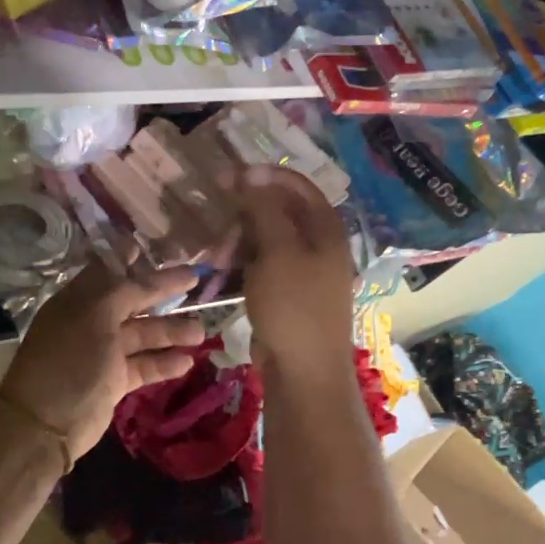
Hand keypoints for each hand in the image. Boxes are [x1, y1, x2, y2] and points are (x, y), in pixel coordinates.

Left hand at [0, 261, 204, 459]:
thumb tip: (140, 265)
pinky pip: (143, 366)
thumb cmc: (70, 361)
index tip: (157, 248)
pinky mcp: (113, 382)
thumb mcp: (95, 316)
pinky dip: (164, 362)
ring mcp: (102, 354)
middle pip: (131, 301)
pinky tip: (188, 361)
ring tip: (201, 331)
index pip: (108, 272)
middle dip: (161, 292)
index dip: (131, 260)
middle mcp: (90, 322)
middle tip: (195, 279)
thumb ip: (122, 290)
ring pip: (141, 335)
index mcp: (78, 301)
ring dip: (170, 331)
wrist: (48, 423)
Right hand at [238, 165, 355, 372]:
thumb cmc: (293, 306)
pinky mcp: (289, 293)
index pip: (295, 184)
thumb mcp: (277, 251)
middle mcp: (320, 244)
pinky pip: (264, 265)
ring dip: (240, 242)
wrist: (304, 371)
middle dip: (245, 216)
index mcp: (326, 228)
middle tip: (219, 235)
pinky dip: (244, 263)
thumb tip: (250, 173)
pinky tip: (224, 274)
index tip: (224, 179)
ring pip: (267, 239)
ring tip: (217, 260)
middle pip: (279, 211)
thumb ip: (264, 209)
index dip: (261, 177)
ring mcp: (305, 270)